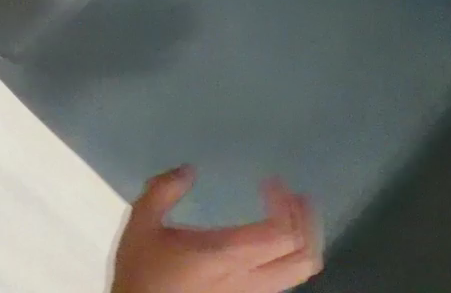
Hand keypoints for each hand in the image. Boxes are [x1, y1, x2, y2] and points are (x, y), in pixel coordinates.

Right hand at [112, 167, 321, 292]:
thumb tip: (189, 170)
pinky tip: (271, 235)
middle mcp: (249, 278)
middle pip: (304, 258)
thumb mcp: (142, 221)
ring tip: (289, 211)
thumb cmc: (142, 267)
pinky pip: (285, 277)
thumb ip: (163, 191)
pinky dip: (290, 253)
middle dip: (307, 223)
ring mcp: (252, 292)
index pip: (280, 234)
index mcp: (227, 255)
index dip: (285, 205)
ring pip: (300, 272)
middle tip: (295, 195)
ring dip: (303, 239)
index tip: (272, 180)